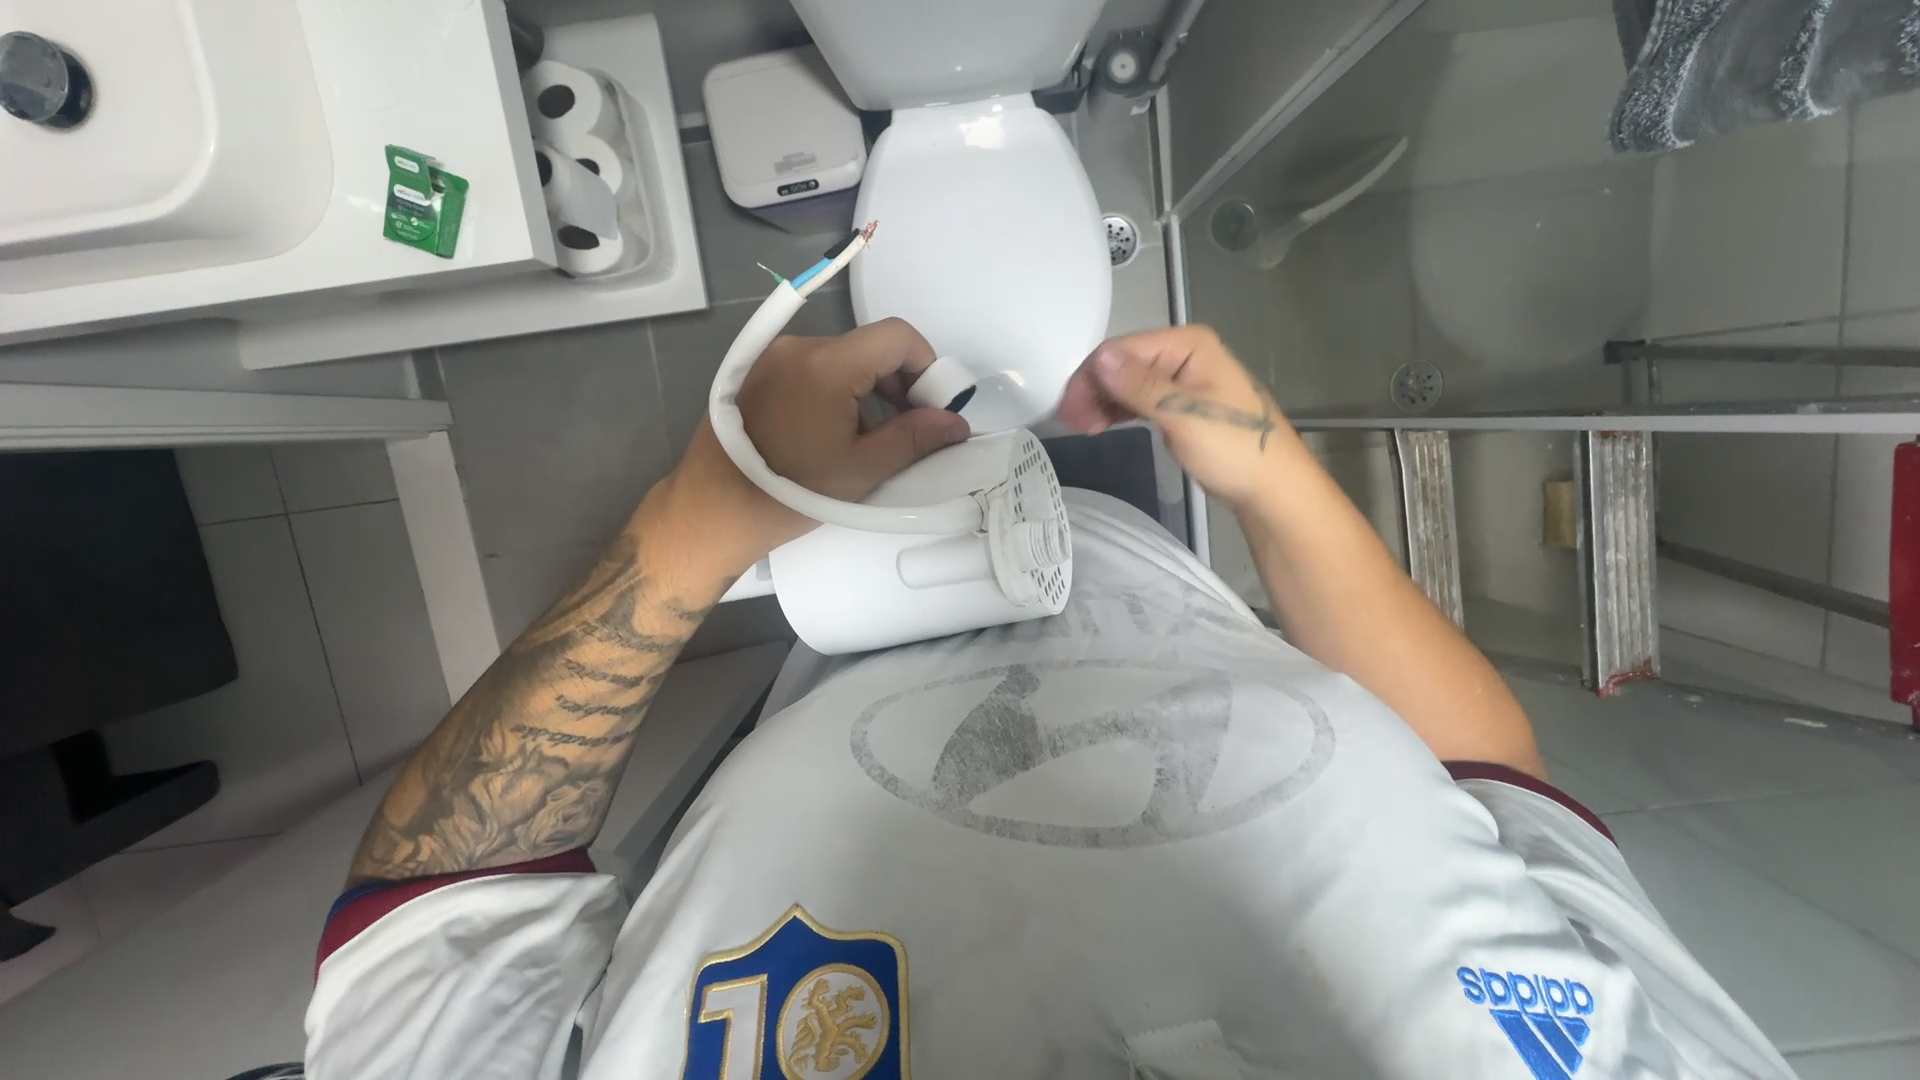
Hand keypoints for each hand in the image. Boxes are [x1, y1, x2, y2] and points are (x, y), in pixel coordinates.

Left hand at [661, 318, 970, 574]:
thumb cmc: (789, 492)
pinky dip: (838, 389)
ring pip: (843, 358)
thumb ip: (915, 439)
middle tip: (910, 427)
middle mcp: (798, 347)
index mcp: (827, 364)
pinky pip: (814, 367)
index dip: (927, 365)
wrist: (712, 509)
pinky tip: (834, 432)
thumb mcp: (863, 470)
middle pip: (870, 346)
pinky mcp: (757, 371)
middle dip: (900, 381)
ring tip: (870, 436)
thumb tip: (955, 422)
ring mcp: (773, 357)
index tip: (933, 405)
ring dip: (868, 388)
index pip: (898, 336)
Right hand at [1056, 325, 1298, 508]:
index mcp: (1188, 345)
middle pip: (1123, 364)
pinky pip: (1139, 400)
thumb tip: (1099, 358)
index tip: (1067, 409)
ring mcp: (1182, 381)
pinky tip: (1102, 425)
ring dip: (1103, 402)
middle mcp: (1184, 355)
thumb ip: (1140, 386)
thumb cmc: (1234, 449)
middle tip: (1071, 423)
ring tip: (1083, 428)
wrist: (1271, 488)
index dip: (1091, 376)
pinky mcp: (1179, 406)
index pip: (1123, 350)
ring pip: (1128, 383)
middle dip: (1093, 389)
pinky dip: (1119, 411)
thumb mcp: (1183, 415)